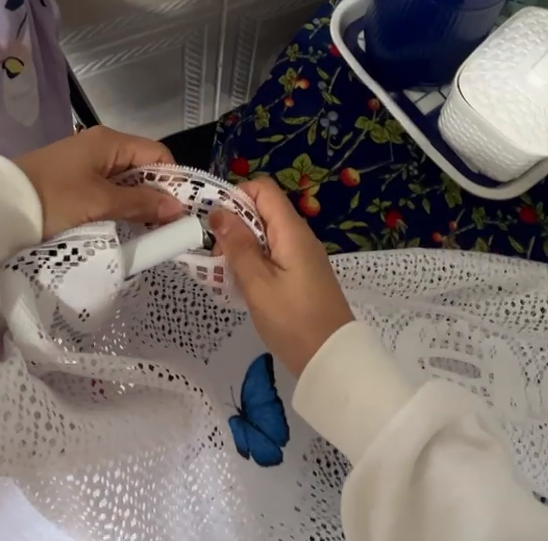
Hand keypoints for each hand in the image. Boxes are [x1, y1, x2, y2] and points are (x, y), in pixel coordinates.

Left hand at [14, 126, 184, 238]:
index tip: (181, 210)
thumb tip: (178, 207)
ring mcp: (85, 162)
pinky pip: (107, 189)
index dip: (173, 179)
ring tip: (147, 230)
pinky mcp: (72, 180)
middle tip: (167, 226)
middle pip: (142, 167)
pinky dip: (117, 205)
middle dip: (156, 194)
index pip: (157, 154)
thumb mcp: (99, 202)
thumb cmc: (52, 198)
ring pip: (124, 181)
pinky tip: (121, 225)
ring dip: (136, 202)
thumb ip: (140, 203)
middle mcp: (100, 145)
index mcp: (110, 141)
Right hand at [211, 177, 355, 376]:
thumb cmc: (293, 321)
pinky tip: (243, 283)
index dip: (236, 196)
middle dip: (235, 223)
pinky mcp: (302, 272)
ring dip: (242, 244)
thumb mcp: (258, 284)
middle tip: (215, 252)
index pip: (263, 188)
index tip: (214, 221)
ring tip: (224, 270)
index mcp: (291, 230)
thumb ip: (238, 246)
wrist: (333, 359)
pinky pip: (273, 251)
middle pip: (263, 209)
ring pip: (266, 232)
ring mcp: (302, 254)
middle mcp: (299, 235)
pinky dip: (255, 259)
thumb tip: (219, 212)